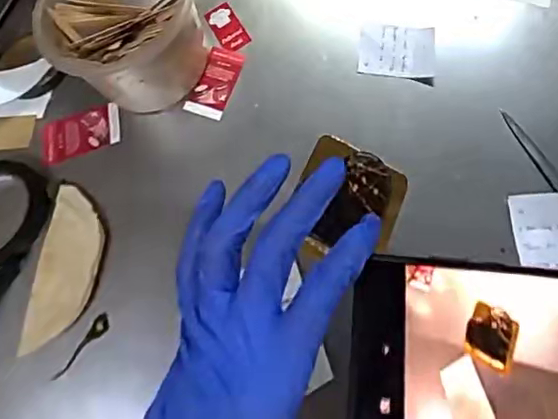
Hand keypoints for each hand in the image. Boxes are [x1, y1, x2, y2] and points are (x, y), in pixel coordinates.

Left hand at [150, 154, 381, 418]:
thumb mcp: (295, 390)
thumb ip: (312, 335)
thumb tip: (333, 291)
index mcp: (277, 353)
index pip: (320, 291)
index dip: (347, 253)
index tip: (367, 224)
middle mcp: (241, 323)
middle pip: (272, 251)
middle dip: (303, 205)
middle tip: (327, 172)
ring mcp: (210, 311)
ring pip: (223, 243)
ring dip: (250, 197)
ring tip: (273, 167)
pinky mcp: (190, 309)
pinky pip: (192, 256)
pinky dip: (203, 219)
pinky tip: (214, 193)